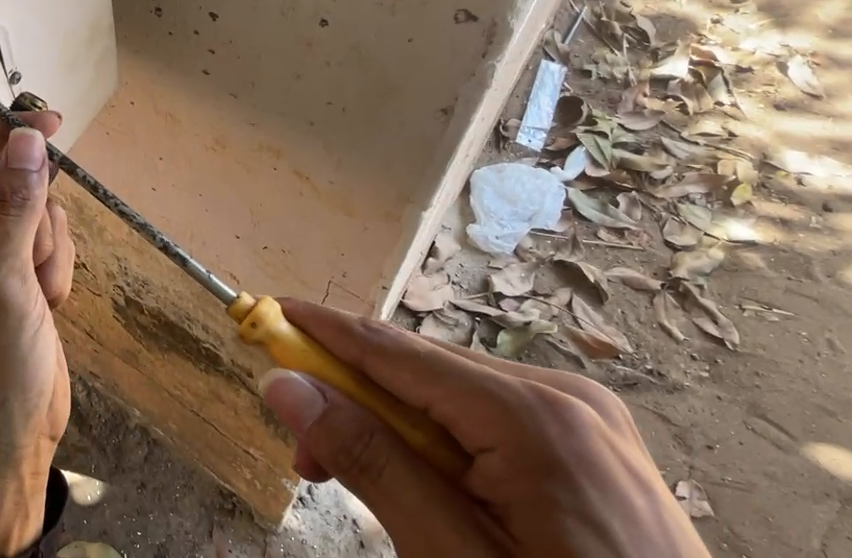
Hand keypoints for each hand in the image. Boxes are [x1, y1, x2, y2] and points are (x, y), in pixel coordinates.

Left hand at [0, 114, 72, 556]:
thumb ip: (15, 204)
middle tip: (31, 263)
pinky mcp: (16, 273)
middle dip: (32, 220)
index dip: (5, 134)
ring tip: (36, 294)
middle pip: (7, 182)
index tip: (53, 122)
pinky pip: (46, 242)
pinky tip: (45, 305)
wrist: (11, 432)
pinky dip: (53, 270)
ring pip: (35, 212)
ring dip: (46, 251)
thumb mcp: (4, 277)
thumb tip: (25, 139)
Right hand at [259, 299, 707, 556]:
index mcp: (531, 415)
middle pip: (415, 368)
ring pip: (446, 390)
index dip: (318, 332)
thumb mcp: (452, 554)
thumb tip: (285, 383)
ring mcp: (583, 415)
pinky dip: (438, 438)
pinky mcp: (590, 439)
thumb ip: (369, 461)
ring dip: (390, 424)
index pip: (390, 349)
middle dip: (351, 400)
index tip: (261, 316)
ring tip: (359, 479)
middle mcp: (560, 394)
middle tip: (308, 460)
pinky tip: (423, 480)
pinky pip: (485, 413)